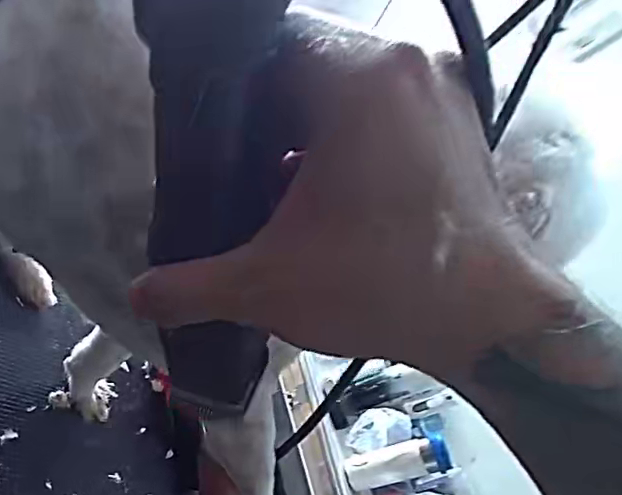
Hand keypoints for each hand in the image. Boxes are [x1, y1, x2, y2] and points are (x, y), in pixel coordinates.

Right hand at [128, 18, 580, 374]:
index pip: (269, 46)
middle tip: (240, 180)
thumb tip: (138, 295)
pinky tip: (333, 209)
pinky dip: (352, 153)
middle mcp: (404, 67)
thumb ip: (192, 288)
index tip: (211, 145)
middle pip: (309, 70)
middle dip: (267, 124)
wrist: (483, 320)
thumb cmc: (376, 288)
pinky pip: (388, 121)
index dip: (229, 96)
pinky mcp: (458, 133)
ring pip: (351, 97)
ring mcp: (440, 96)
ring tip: (281, 201)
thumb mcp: (266, 289)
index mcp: (354, 80)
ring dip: (309, 141)